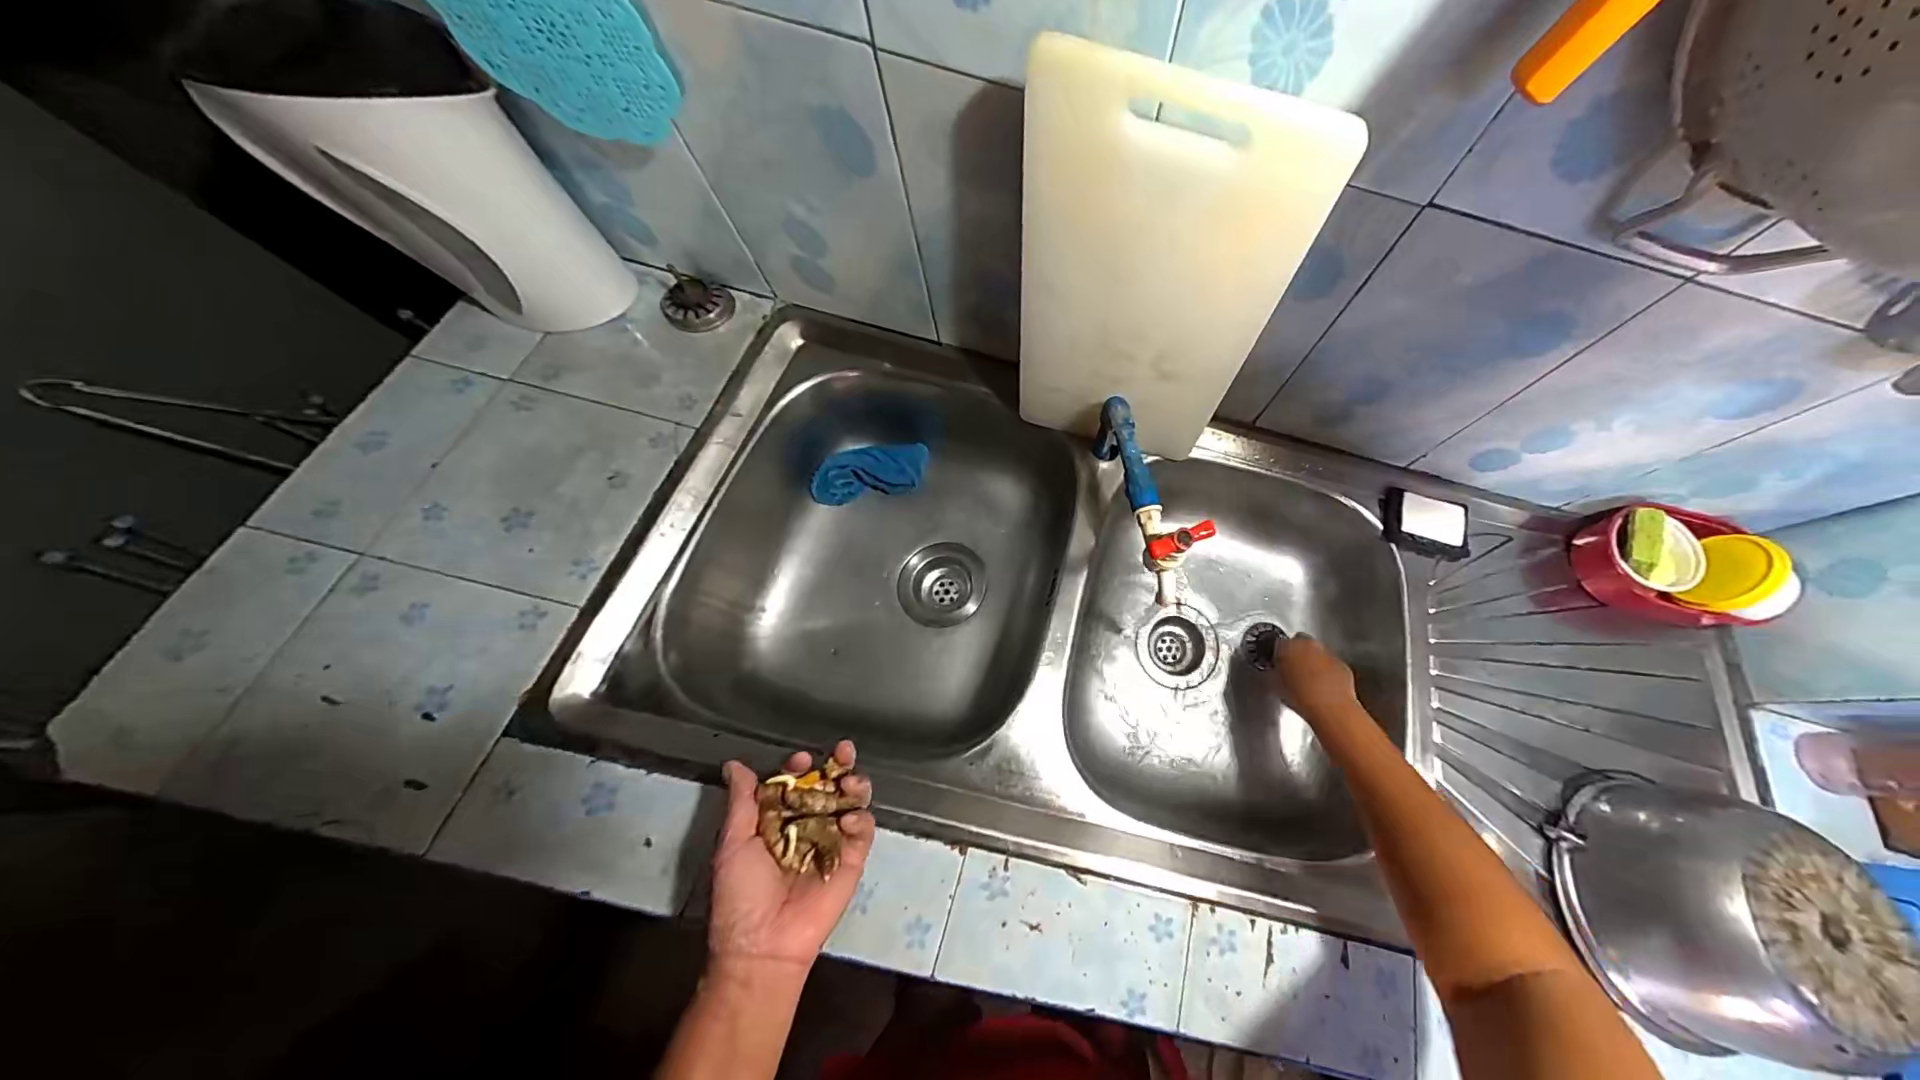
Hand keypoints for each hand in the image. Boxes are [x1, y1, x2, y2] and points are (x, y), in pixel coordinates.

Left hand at [709, 741, 874, 975]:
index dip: (799, 768)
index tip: (800, 760)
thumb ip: (741, 802)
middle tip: (844, 750)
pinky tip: (850, 817)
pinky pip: (862, 832)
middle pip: (828, 785)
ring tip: (851, 780)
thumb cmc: (740, 896)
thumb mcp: (733, 844)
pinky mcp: (851, 861)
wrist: (762, 946)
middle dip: (838, 764)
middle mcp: (807, 825)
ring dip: (855, 785)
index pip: (794, 782)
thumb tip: (734, 764)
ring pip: (850, 802)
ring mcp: (831, 841)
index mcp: (778, 820)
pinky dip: (861, 819)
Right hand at [1273, 633, 1356, 715]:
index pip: (1279, 643)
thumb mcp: (1274, 684)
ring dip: (1314, 664)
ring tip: (1307, 684)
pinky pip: (1333, 667)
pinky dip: (1328, 674)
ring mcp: (1328, 655)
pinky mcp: (1343, 667)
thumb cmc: (1299, 696)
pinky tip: (1323, 689)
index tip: (1277, 664)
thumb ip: (1274, 672)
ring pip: (1318, 654)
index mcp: (1287, 646)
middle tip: (1292, 671)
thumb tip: (1275, 674)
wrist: (1330, 709)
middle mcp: (1309, 645)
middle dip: (1297, 654)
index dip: (1277, 654)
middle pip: (1301, 643)